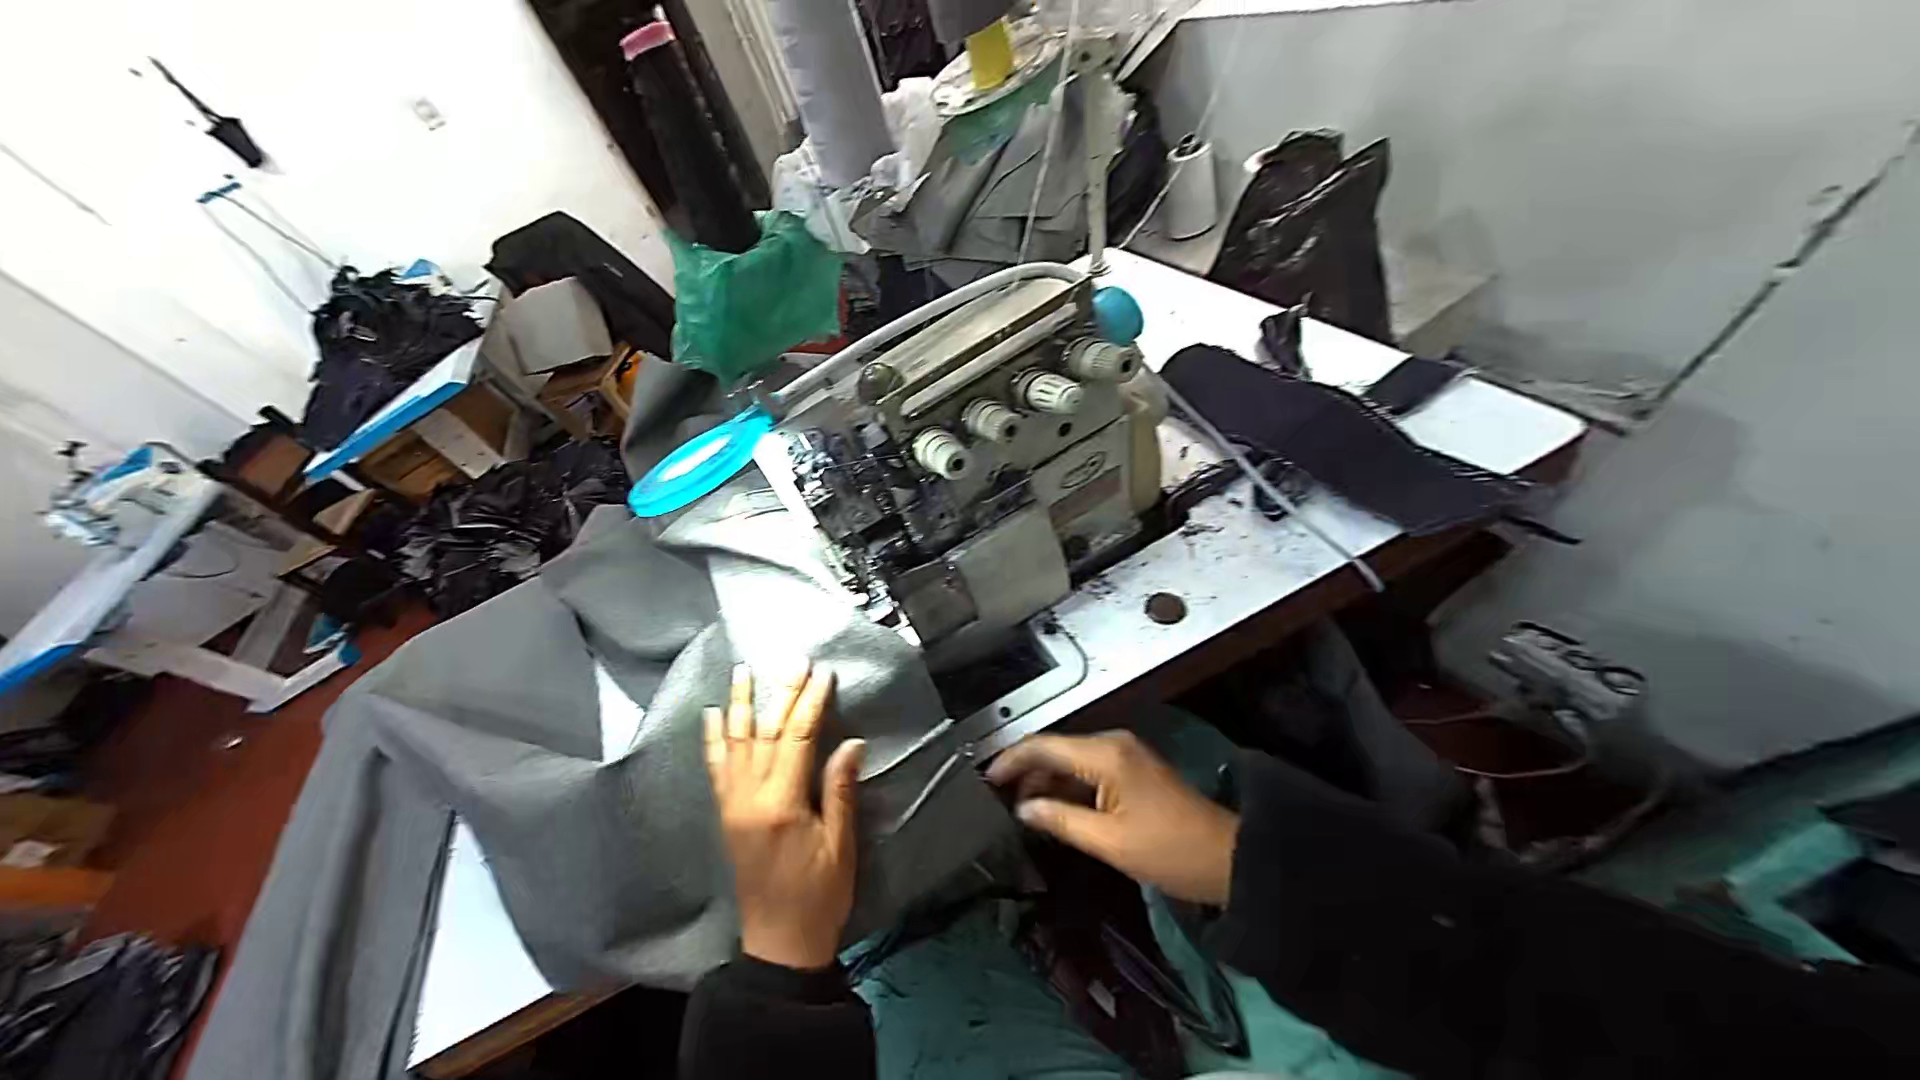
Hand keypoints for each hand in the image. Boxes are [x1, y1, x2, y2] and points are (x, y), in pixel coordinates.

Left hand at [704, 662, 864, 970]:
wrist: (779, 944)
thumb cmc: (819, 896)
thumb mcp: (839, 846)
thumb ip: (839, 791)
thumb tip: (850, 743)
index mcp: (781, 805)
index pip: (796, 739)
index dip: (811, 704)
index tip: (823, 674)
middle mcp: (749, 798)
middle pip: (765, 733)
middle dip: (780, 693)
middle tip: (791, 660)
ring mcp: (732, 806)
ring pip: (735, 744)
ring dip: (740, 704)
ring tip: (742, 670)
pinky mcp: (725, 816)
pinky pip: (716, 769)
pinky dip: (715, 740)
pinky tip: (715, 716)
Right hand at [986, 731, 1239, 904]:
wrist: (1227, 858)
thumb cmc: (1170, 850)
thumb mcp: (1108, 842)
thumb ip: (1060, 819)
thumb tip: (1023, 809)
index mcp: (1106, 754)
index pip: (1044, 745)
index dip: (1010, 760)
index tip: (986, 780)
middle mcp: (1112, 743)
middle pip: (1054, 748)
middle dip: (1025, 771)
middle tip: (998, 800)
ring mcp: (1123, 753)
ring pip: (1068, 759)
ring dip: (1044, 780)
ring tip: (1019, 808)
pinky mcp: (1129, 768)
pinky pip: (1086, 769)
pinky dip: (1065, 786)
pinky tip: (1051, 808)